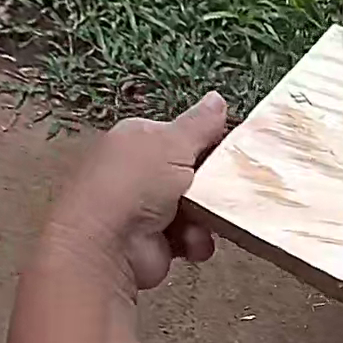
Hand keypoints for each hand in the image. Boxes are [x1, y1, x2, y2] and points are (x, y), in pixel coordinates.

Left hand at [42, 91, 229, 292]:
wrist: (106, 244)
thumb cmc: (135, 186)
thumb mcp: (172, 146)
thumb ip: (199, 125)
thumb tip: (218, 97)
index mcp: (141, 139)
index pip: (188, 137)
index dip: (214, 148)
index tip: (236, 161)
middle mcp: (143, 170)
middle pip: (200, 175)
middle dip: (214, 190)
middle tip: (223, 195)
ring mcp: (149, 206)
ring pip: (202, 209)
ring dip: (206, 220)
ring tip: (197, 226)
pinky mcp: (158, 237)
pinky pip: (193, 236)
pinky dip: (195, 241)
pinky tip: (187, 244)